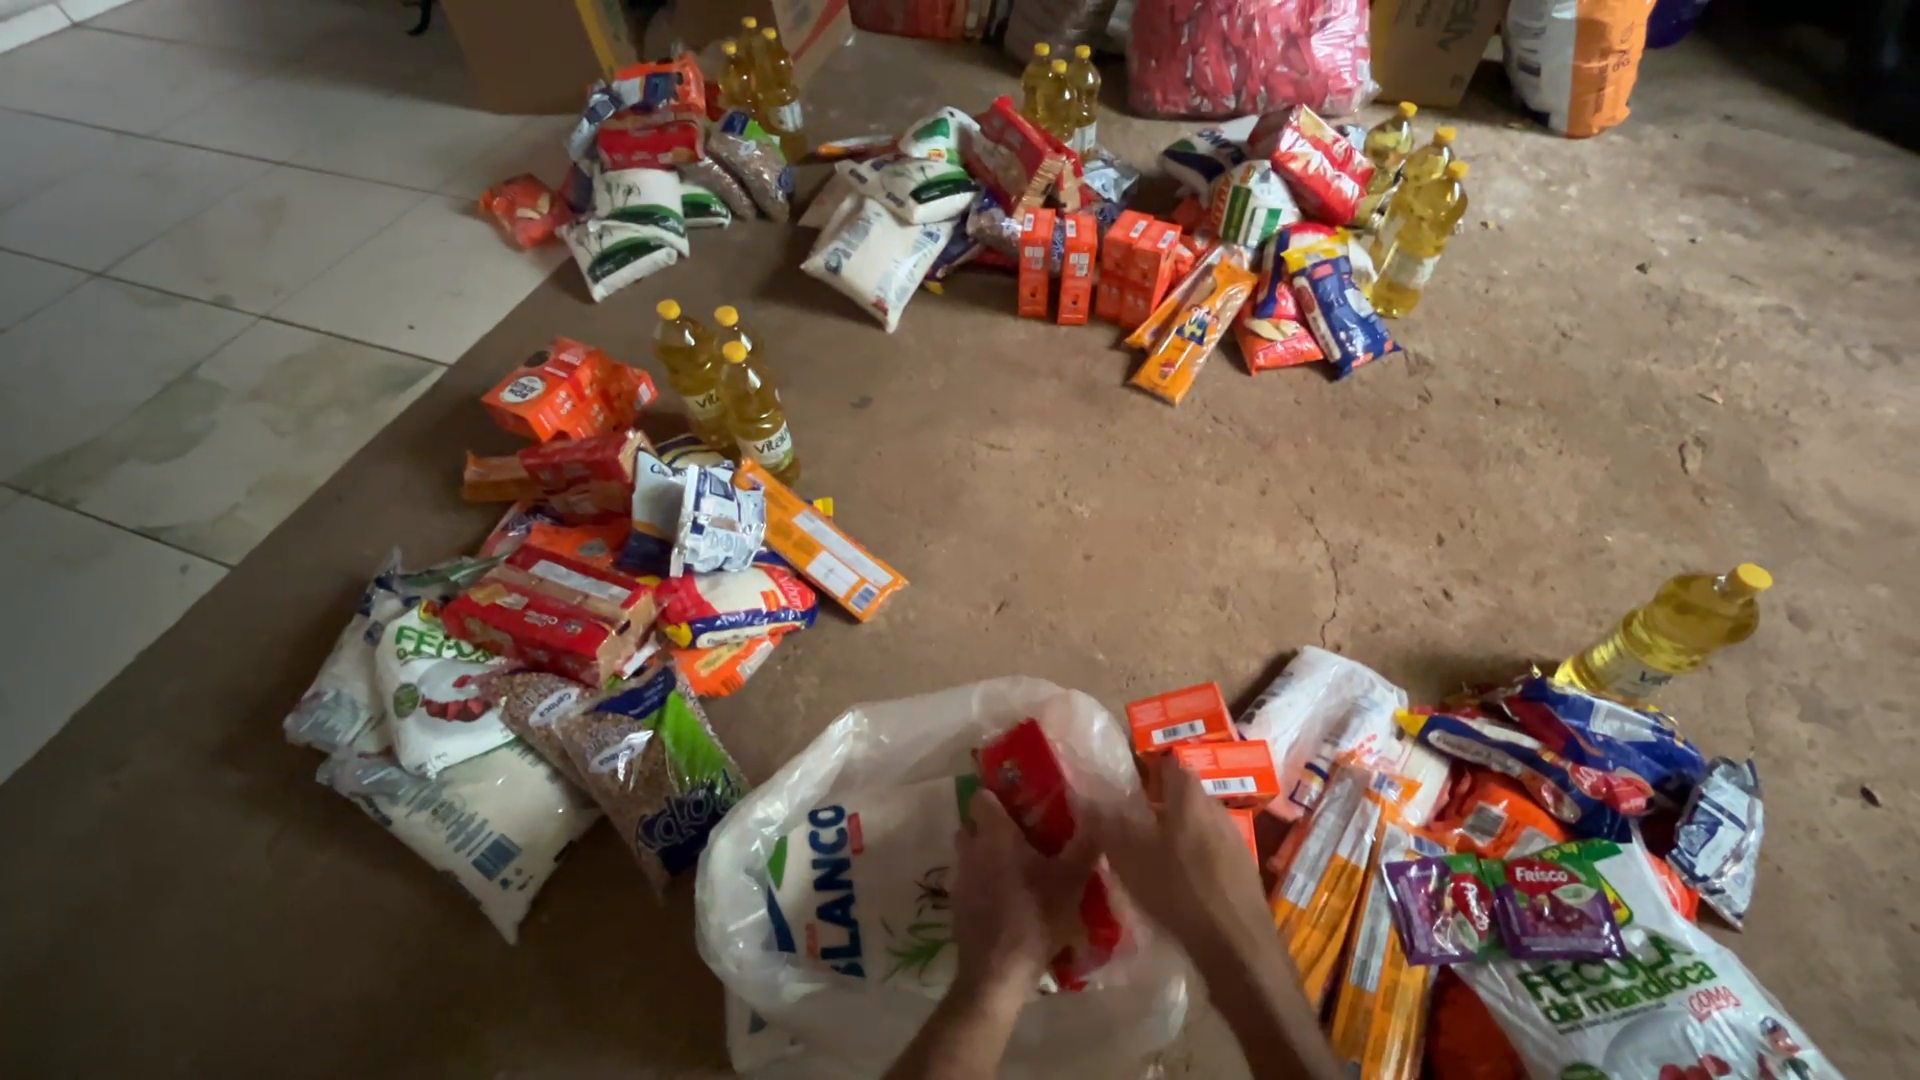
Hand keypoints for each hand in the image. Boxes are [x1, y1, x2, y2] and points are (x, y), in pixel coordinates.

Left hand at [949, 788, 1093, 1007]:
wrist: (996, 974)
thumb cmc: (1035, 918)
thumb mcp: (1070, 882)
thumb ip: (1085, 845)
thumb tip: (1100, 812)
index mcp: (994, 835)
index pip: (981, 797)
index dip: (996, 796)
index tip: (1018, 802)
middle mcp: (970, 850)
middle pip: (972, 823)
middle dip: (990, 824)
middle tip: (1021, 834)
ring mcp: (959, 878)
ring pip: (968, 852)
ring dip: (985, 853)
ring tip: (1016, 867)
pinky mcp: (956, 905)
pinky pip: (968, 880)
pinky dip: (982, 881)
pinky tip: (1006, 898)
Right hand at [1092, 754, 1272, 964]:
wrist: (1238, 946)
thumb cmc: (1178, 890)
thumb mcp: (1130, 858)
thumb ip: (1108, 826)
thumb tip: (1089, 801)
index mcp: (1189, 798)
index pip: (1172, 766)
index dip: (1152, 769)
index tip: (1132, 782)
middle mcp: (1217, 810)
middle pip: (1188, 796)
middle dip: (1165, 804)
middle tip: (1138, 822)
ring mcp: (1236, 841)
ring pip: (1203, 824)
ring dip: (1182, 833)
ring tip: (1159, 854)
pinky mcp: (1246, 871)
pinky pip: (1216, 852)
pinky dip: (1199, 858)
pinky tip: (1185, 883)